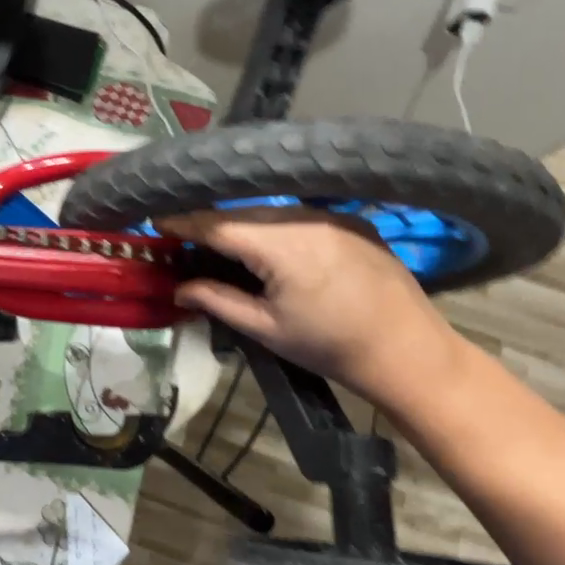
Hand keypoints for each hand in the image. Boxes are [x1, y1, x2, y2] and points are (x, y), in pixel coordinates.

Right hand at [160, 209, 465, 409]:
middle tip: (182, 238)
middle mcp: (305, 218)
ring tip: (221, 244)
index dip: (182, 222)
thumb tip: (178, 288)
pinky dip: (273, 225)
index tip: (154, 220)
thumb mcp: (266, 329)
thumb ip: (217, 301)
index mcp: (281, 245)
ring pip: (270, 211)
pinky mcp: (352, 220)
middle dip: (209, 222)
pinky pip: (299, 215)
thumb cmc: (332, 347)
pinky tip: (267, 248)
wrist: (410, 353)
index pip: (217, 224)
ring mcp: (333, 215)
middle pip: (241, 212)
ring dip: (242, 223)